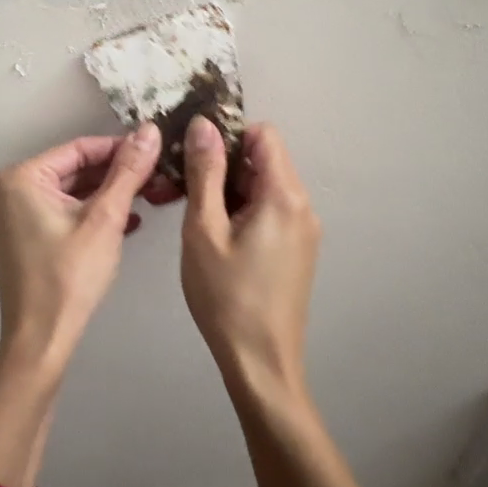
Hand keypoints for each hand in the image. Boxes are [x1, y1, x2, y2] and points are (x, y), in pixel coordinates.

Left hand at [0, 123, 161, 365]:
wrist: (41, 339)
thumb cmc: (70, 276)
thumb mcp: (105, 219)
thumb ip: (127, 172)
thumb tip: (149, 130)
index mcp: (21, 177)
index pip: (79, 148)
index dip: (119, 148)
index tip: (156, 150)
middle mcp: (11, 190)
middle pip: (74, 169)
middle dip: (115, 174)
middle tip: (157, 176)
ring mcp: (14, 215)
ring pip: (70, 193)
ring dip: (107, 195)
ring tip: (149, 196)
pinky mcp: (24, 238)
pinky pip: (62, 213)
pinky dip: (91, 214)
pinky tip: (127, 222)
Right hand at [179, 118, 320, 388]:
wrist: (261, 361)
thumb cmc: (226, 295)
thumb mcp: (204, 229)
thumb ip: (205, 172)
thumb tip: (204, 125)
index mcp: (284, 196)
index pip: (264, 134)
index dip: (227, 134)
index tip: (193, 153)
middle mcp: (303, 206)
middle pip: (264, 159)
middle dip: (223, 162)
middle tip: (182, 184)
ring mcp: (304, 230)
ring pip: (264, 186)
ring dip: (229, 188)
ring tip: (194, 212)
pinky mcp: (297, 250)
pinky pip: (270, 210)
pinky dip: (242, 209)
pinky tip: (214, 234)